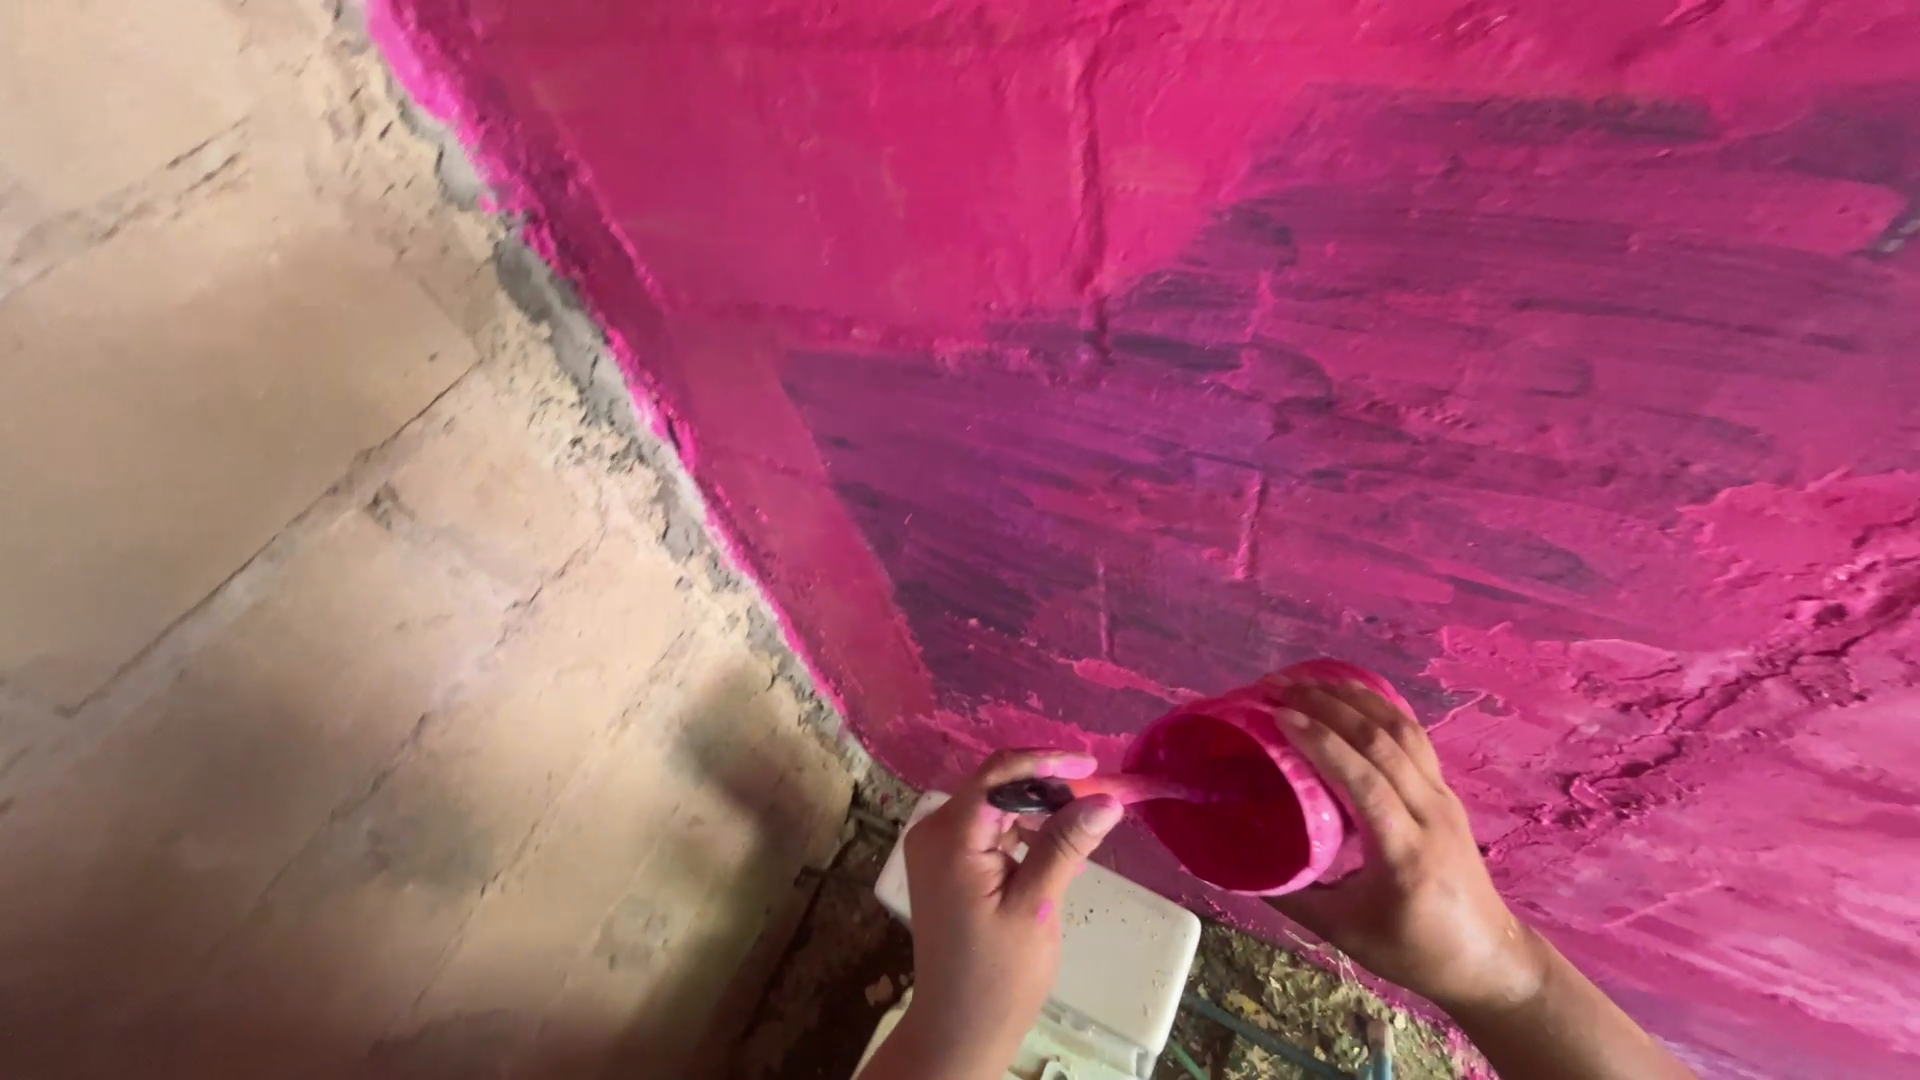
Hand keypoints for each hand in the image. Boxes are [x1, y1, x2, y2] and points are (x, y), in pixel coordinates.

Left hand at [863, 749, 1124, 1079]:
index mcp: (950, 835)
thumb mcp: (1037, 907)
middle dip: (1046, 786)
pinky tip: (1056, 852)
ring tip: (1082, 825)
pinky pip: (986, 831)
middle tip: (1096, 798)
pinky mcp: (945, 865)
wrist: (956, 1033)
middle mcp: (934, 830)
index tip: (1092, 765)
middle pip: (995, 786)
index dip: (1048, 763)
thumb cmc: (998, 977)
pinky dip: (1021, 833)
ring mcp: (936, 848)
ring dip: (1037, 810)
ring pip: (993, 807)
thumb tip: (1107, 800)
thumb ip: (1065, 845)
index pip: (1000, 774)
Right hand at [1266, 678, 1546, 1013]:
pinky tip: (1344, 690)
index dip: (1320, 741)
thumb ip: (1287, 892)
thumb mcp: (1341, 932)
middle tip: (1274, 687)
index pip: (1364, 780)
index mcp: (1405, 852)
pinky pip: (1411, 733)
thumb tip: (1231, 859)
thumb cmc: (1413, 950)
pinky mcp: (1444, 788)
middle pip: (1381, 742)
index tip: (1277, 715)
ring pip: (1400, 728)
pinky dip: (1375, 703)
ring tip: (1303, 679)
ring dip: (1349, 696)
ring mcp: (1443, 796)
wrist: (1492, 961)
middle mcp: (1430, 813)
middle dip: (1325, 704)